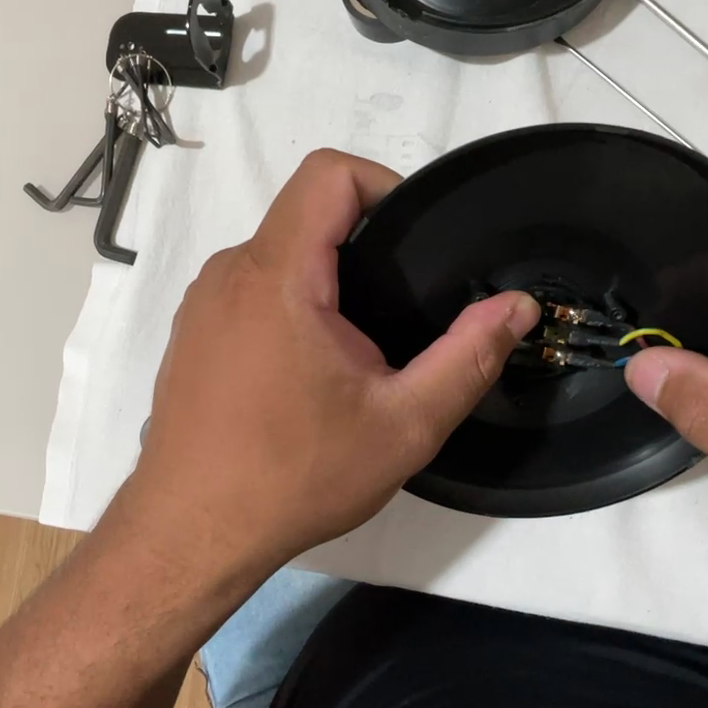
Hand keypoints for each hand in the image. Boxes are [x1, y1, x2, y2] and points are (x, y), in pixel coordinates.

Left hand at [112, 150, 540, 571]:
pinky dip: (290, 308)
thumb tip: (517, 307)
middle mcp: (230, 274)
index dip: (383, 185)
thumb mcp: (403, 426)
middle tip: (403, 311)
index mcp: (278, 276)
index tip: (416, 239)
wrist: (191, 533)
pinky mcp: (191, 335)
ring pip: (278, 257)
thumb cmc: (294, 478)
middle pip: (306, 216)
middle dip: (363, 247)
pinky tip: (308, 373)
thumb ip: (468, 358)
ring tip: (361, 351)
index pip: (328, 174)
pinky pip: (250, 292)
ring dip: (326, 283)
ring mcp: (201, 305)